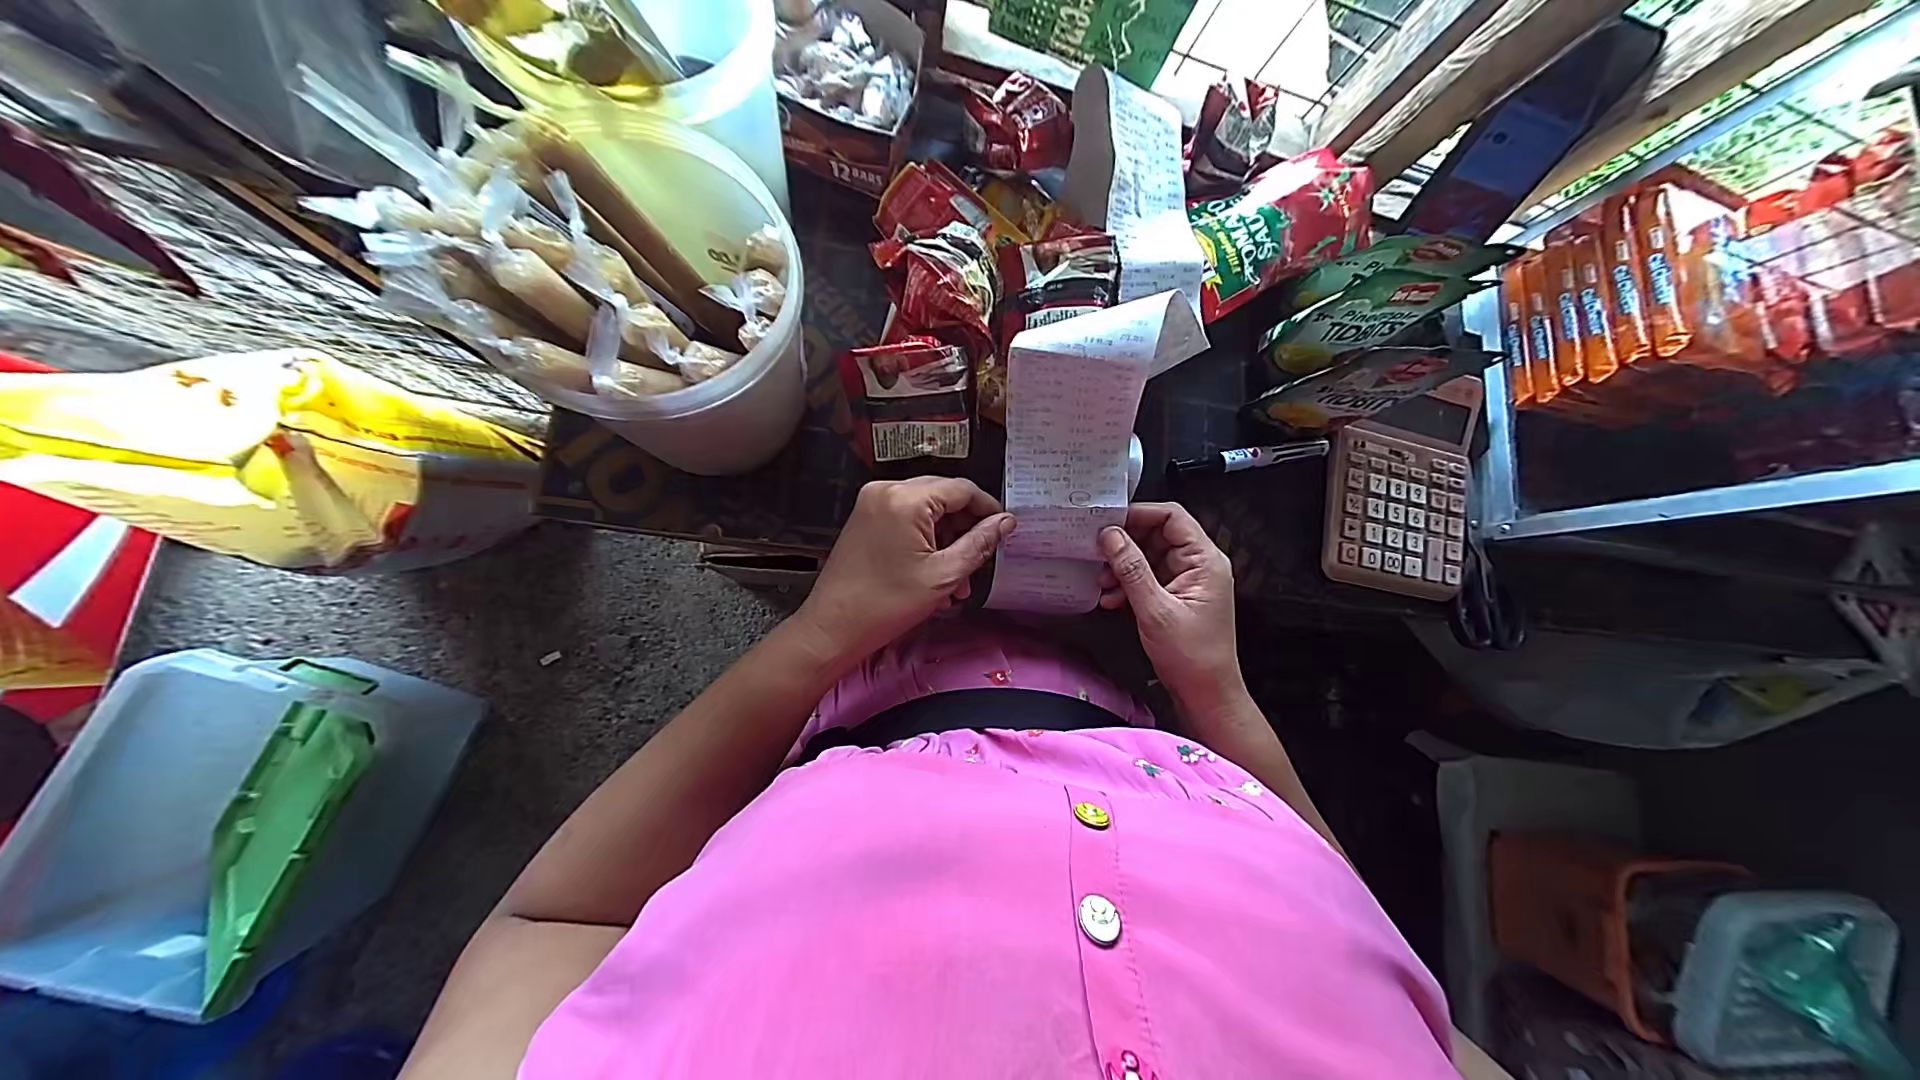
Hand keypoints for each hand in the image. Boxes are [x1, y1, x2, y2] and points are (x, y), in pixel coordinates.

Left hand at [796, 477, 1014, 664]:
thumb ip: (979, 543)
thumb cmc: (887, 604)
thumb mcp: (943, 575)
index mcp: (905, 499)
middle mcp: (886, 490)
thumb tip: (1005, 522)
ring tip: (959, 579)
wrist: (833, 627)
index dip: (988, 508)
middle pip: (943, 495)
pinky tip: (936, 572)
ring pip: (926, 509)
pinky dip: (925, 539)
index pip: (962, 489)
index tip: (1004, 531)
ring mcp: (872, 502)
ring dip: (947, 538)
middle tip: (981, 559)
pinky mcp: (865, 517)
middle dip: (966, 526)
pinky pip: (907, 517)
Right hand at [1097, 502, 1246, 716]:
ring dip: (1122, 567)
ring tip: (1104, 581)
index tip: (1110, 521)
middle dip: (1125, 544)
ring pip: (1147, 557)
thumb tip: (1111, 537)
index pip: (1172, 517)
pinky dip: (1126, 585)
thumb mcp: (1156, 610)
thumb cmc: (1195, 658)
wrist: (1206, 694)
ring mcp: (1185, 581)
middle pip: (1156, 535)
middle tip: (1099, 551)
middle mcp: (1198, 566)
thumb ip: (1131, 569)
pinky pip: (1145, 578)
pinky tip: (1112, 598)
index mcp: (1205, 561)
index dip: (1139, 514)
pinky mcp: (1173, 596)